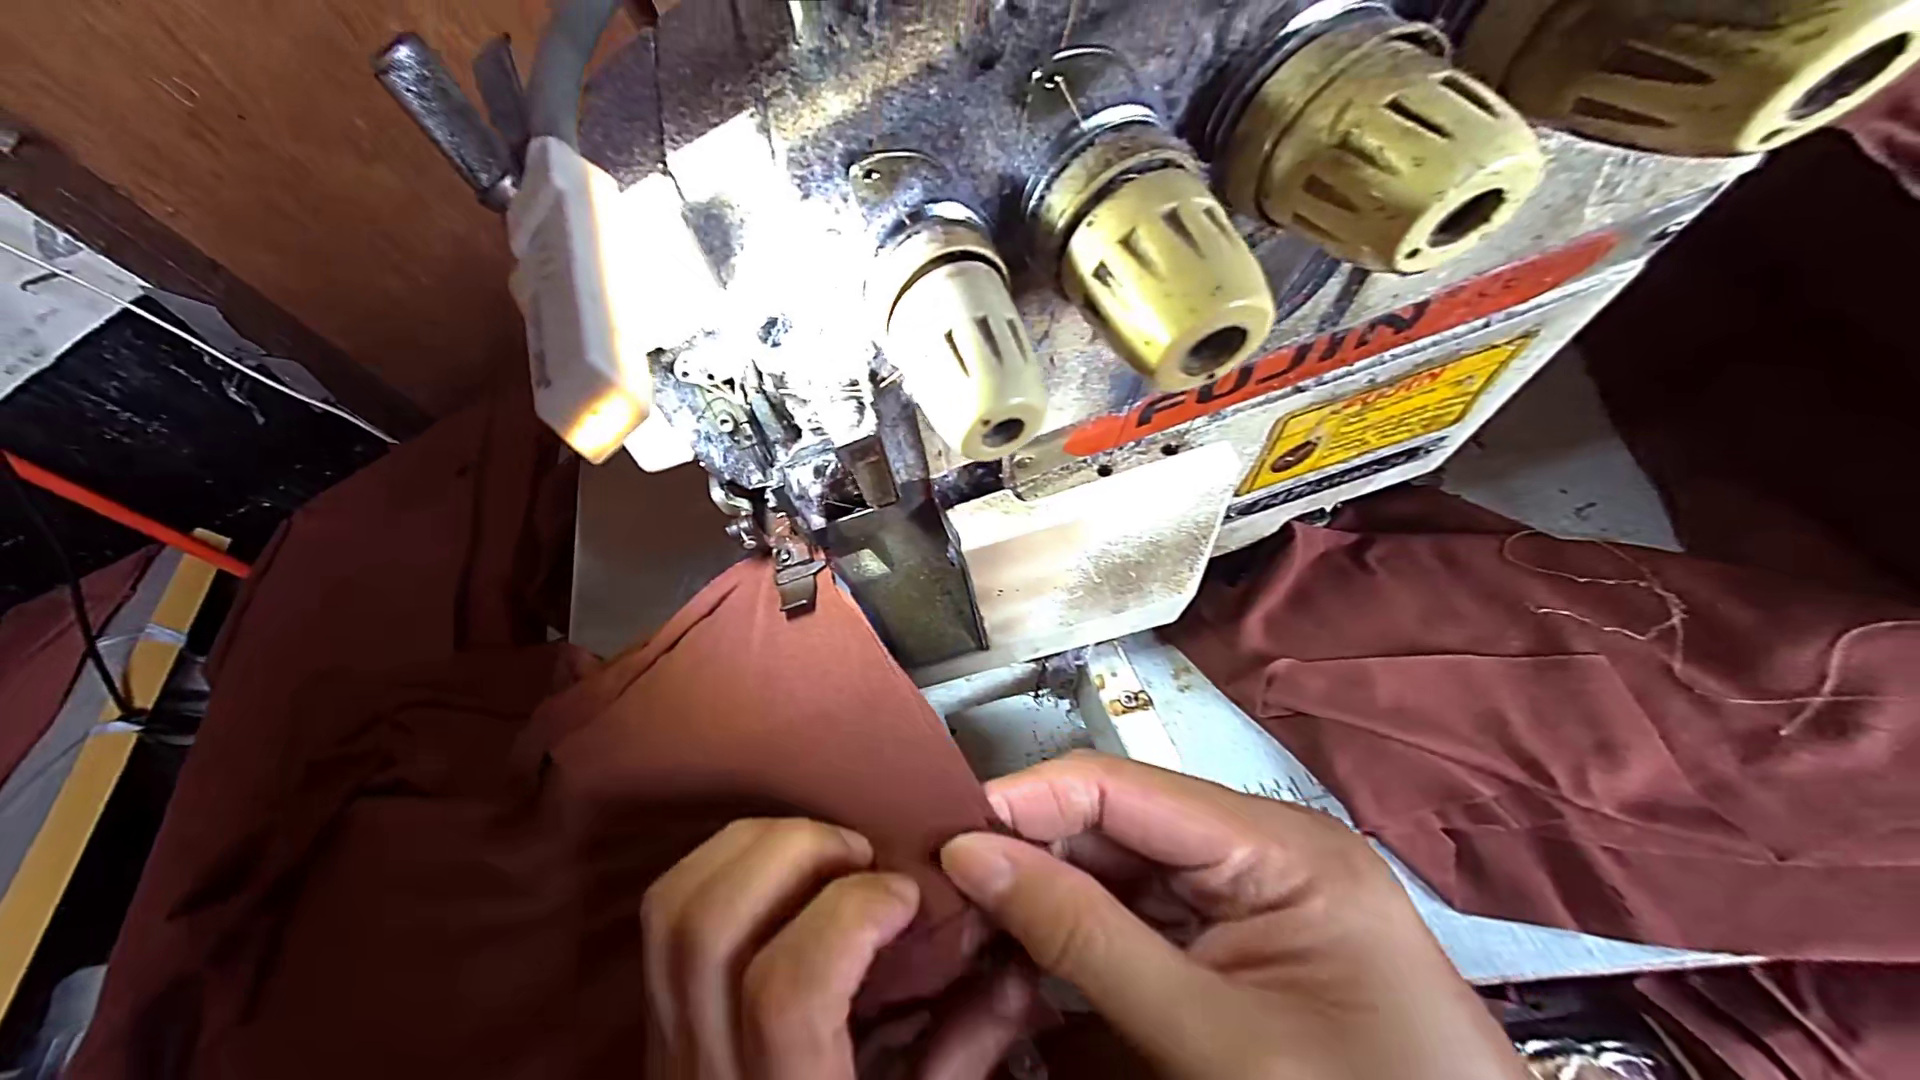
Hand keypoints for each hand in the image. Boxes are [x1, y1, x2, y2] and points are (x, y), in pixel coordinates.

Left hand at [641, 818, 1037, 1079]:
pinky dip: (723, 860)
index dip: (852, 915)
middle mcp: (705, 1073)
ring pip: (676, 905)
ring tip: (823, 850)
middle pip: (712, 926)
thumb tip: (1018, 965)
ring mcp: (666, 1041)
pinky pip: (666, 909)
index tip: (903, 893)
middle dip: (797, 852)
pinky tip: (781, 867)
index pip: (787, 993)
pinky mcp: (654, 1016)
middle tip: (858, 853)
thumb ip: (966, 1046)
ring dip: (757, 843)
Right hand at [939, 752, 1528, 1079]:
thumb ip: (1085, 938)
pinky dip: (1080, 941)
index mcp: (1276, 845)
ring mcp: (1246, 892)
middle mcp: (1257, 846)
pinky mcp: (1233, 938)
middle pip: (1114, 825)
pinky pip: (1138, 918)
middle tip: (952, 897)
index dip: (1029, 799)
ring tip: (977, 937)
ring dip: (1047, 904)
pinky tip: (1031, 968)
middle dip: (1031, 857)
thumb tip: (974, 853)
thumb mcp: (1212, 1039)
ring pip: (1116, 873)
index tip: (951, 834)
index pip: (1122, 785)